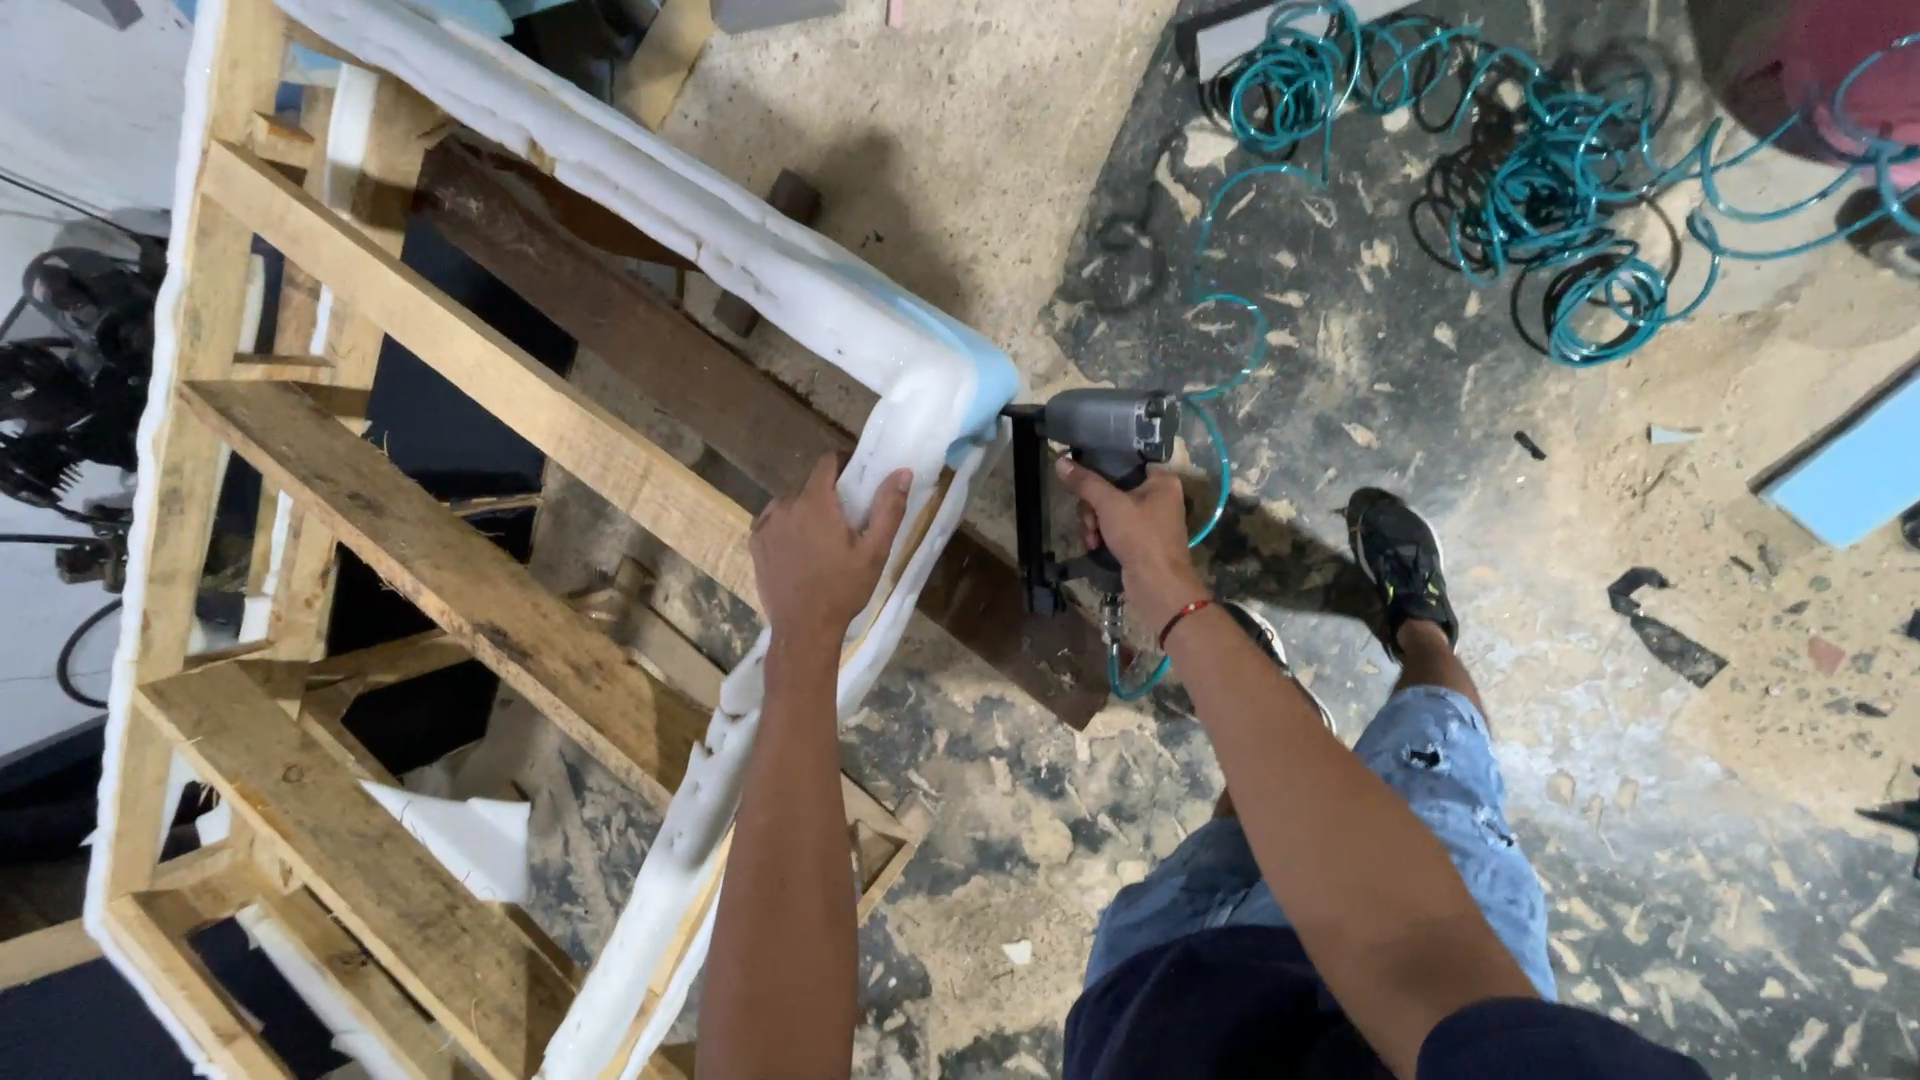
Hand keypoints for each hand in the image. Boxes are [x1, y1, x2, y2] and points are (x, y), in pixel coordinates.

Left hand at [751, 454, 911, 641]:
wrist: (804, 629)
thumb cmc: (843, 589)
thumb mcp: (874, 551)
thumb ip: (888, 508)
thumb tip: (902, 472)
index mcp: (815, 502)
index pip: (827, 462)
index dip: (844, 463)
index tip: (857, 477)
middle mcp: (785, 505)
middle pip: (809, 484)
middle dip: (827, 493)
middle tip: (845, 519)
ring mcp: (765, 524)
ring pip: (790, 503)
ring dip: (806, 510)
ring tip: (822, 537)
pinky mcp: (755, 543)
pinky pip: (774, 522)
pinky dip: (787, 526)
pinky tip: (800, 550)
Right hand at [1055, 458, 1207, 632]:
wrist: (1157, 584)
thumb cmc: (1140, 536)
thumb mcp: (1109, 504)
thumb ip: (1085, 482)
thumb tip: (1060, 460)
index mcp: (1162, 480)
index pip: (1128, 461)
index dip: (1103, 468)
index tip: (1083, 480)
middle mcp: (1160, 497)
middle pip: (1114, 489)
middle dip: (1093, 507)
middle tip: (1089, 521)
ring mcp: (1151, 520)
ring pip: (1111, 510)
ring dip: (1094, 523)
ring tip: (1091, 538)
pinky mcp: (1142, 540)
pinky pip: (1116, 528)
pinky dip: (1103, 535)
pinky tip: (1095, 546)